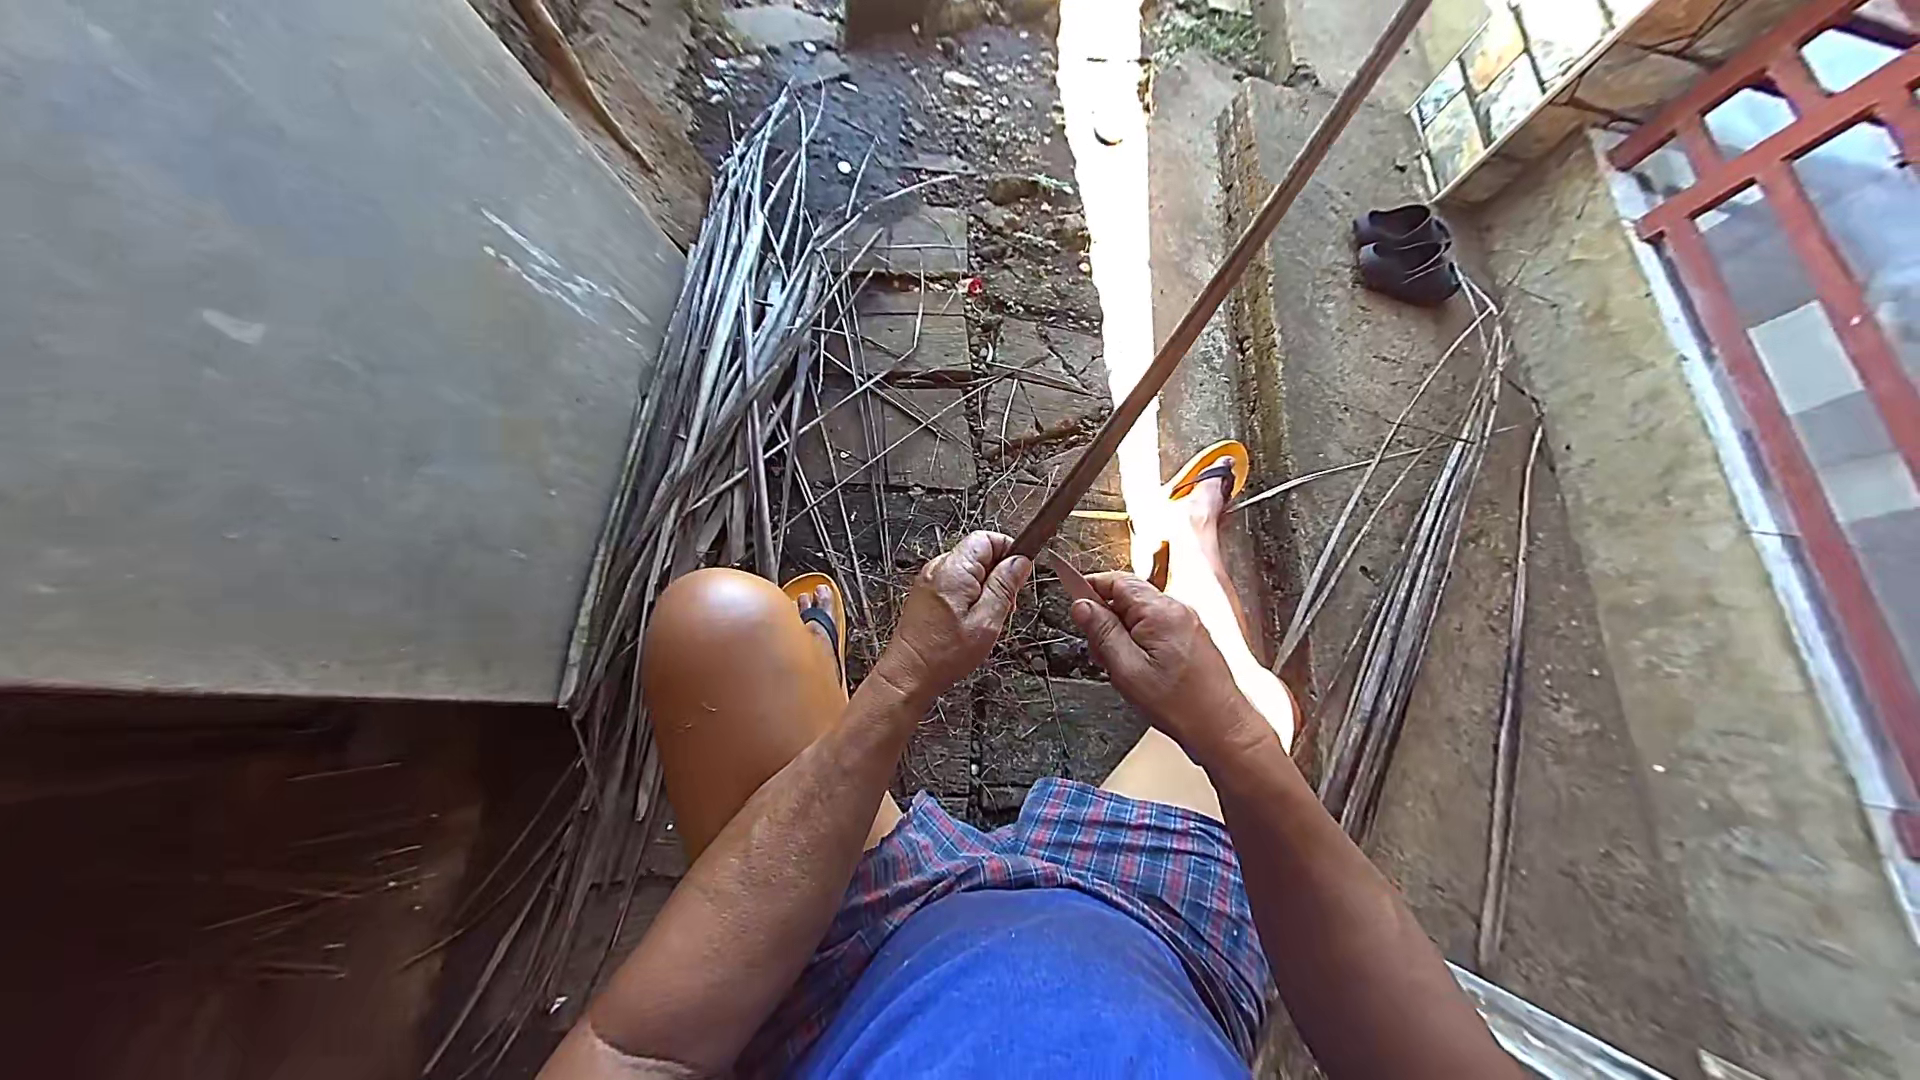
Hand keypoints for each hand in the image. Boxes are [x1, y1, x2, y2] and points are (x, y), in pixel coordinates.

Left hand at [872, 531, 1032, 703]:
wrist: (909, 674)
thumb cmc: (942, 655)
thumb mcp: (987, 621)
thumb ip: (1005, 586)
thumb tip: (1021, 561)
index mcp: (954, 569)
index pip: (987, 538)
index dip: (1008, 552)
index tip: (1018, 574)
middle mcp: (938, 567)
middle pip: (979, 553)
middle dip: (998, 575)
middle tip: (1004, 605)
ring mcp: (930, 579)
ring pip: (970, 569)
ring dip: (985, 588)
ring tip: (986, 618)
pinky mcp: (927, 592)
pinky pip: (956, 582)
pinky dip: (970, 596)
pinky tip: (971, 621)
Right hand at [1069, 573, 1271, 767]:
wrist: (1221, 729)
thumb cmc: (1180, 705)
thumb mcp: (1126, 669)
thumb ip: (1101, 632)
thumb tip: (1082, 606)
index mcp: (1160, 612)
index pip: (1116, 580)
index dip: (1090, 588)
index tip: (1074, 603)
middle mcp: (1177, 610)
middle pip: (1127, 596)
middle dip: (1106, 617)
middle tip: (1099, 649)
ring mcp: (1186, 622)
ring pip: (1140, 613)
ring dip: (1122, 632)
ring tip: (1120, 666)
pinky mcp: (1190, 637)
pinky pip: (1155, 626)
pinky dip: (1139, 640)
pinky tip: (1138, 669)